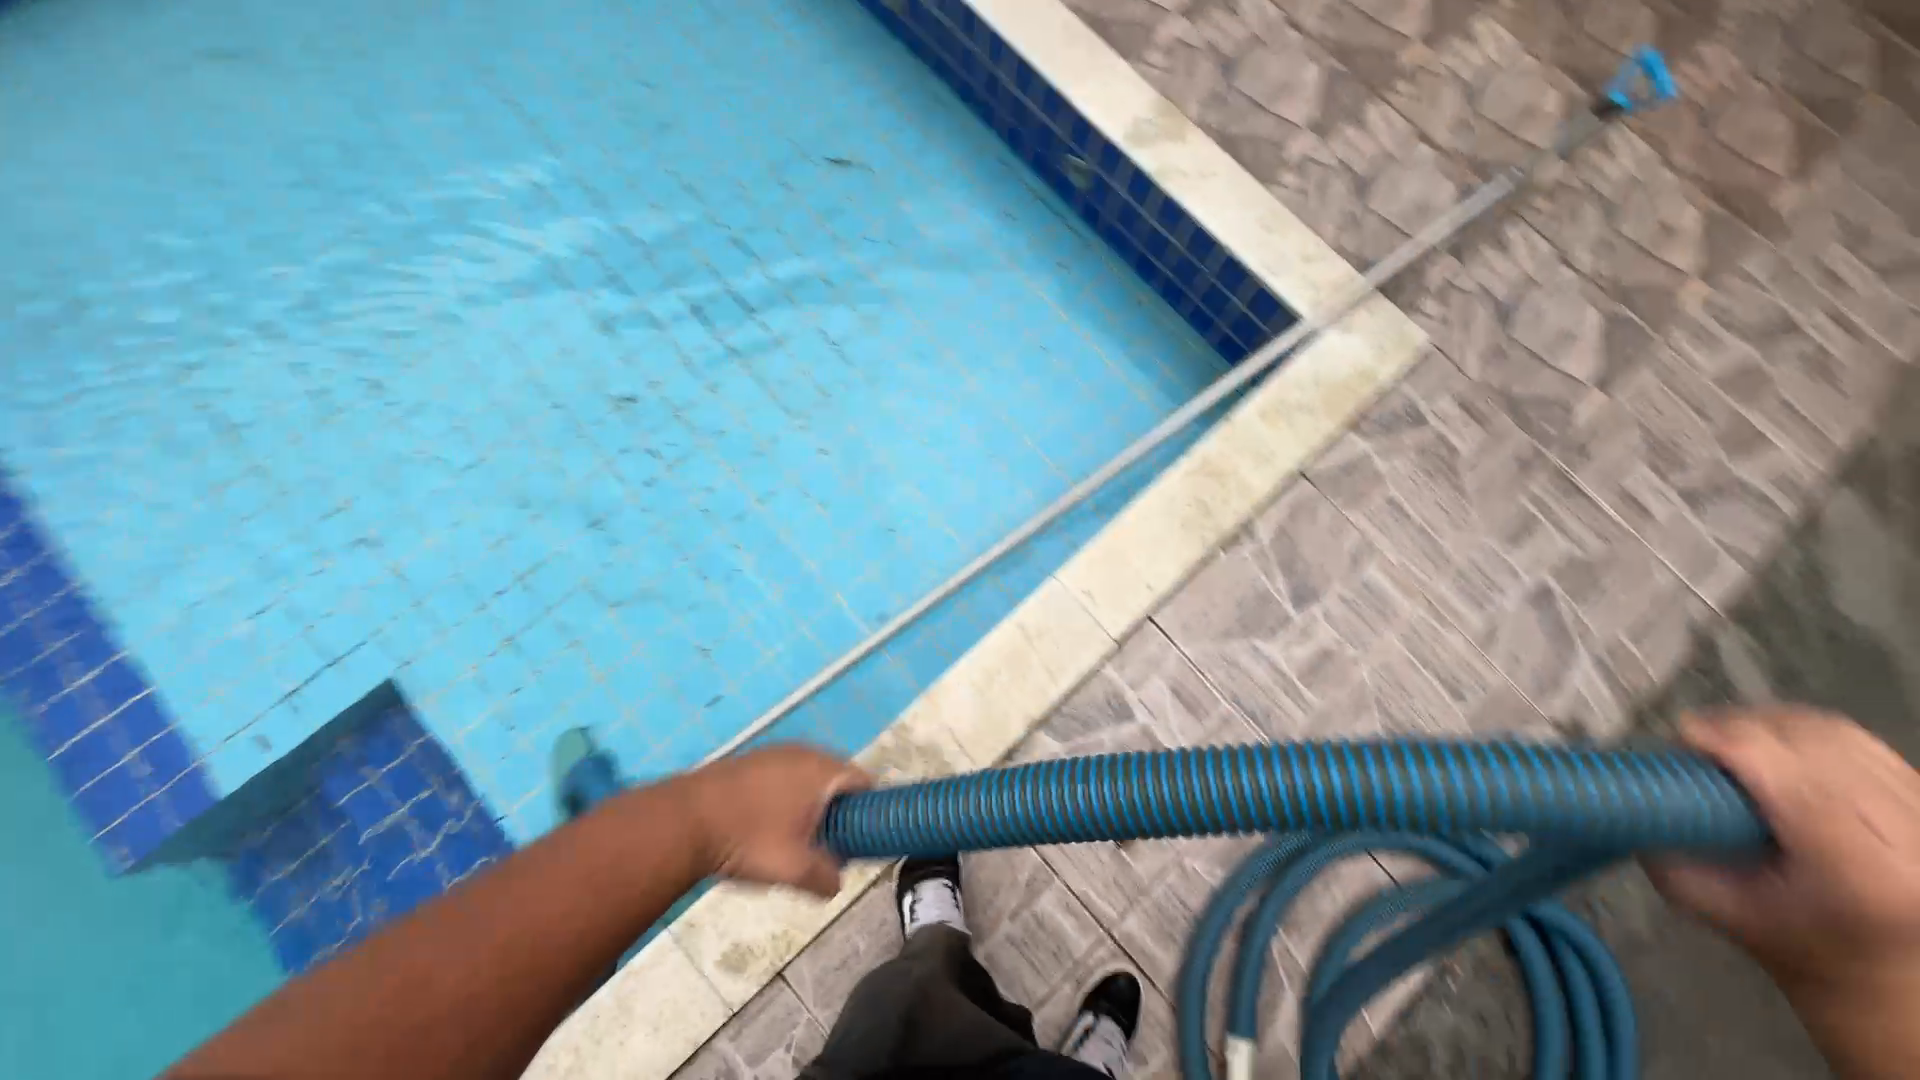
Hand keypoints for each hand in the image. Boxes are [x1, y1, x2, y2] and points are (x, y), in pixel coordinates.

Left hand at [675, 743, 869, 897]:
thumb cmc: (748, 840)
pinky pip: (782, 776)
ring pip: (807, 777)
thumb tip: (836, 882)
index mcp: (822, 770)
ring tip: (792, 838)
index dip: (868, 811)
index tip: (859, 838)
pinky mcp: (749, 760)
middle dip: (836, 810)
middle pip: (836, 779)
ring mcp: (773, 752)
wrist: (683, 821)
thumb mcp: (794, 870)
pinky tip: (764, 825)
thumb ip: (826, 878)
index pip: (865, 782)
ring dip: (808, 804)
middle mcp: (803, 751)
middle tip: (826, 844)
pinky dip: (783, 797)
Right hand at [1645, 707, 1919, 995]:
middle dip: (1741, 729)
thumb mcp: (1712, 906)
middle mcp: (1908, 837)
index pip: (1792, 776)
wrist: (1885, 968)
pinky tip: (1774, 749)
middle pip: (1813, 743)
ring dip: (1770, 724)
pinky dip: (1803, 732)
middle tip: (1696, 744)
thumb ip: (1665, 851)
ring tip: (1730, 742)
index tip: (1679, 738)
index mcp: (1858, 872)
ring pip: (1835, 732)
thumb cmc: (1791, 941)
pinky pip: (1856, 737)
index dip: (1730, 740)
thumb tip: (1635, 790)